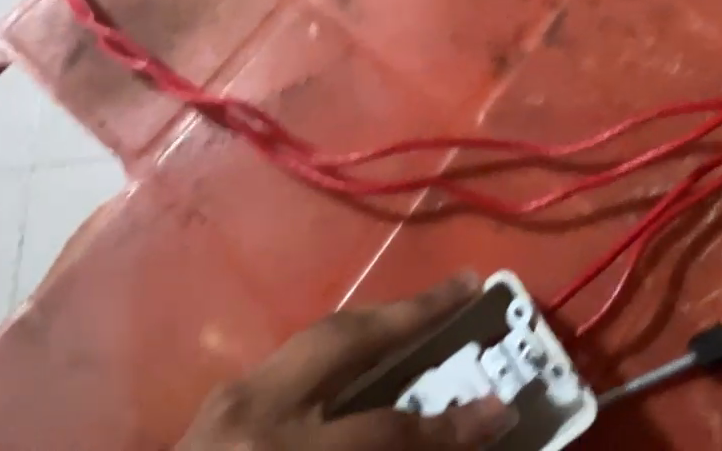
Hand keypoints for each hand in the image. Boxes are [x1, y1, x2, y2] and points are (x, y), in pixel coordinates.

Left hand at [174, 273, 515, 450]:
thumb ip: (376, 450)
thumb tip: (431, 437)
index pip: (386, 433)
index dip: (449, 428)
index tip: (500, 410)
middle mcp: (256, 415)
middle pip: (348, 339)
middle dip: (412, 313)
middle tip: (464, 288)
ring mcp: (232, 396)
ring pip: (319, 332)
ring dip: (378, 320)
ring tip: (425, 308)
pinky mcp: (221, 395)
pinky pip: (295, 356)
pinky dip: (339, 349)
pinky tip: (368, 348)